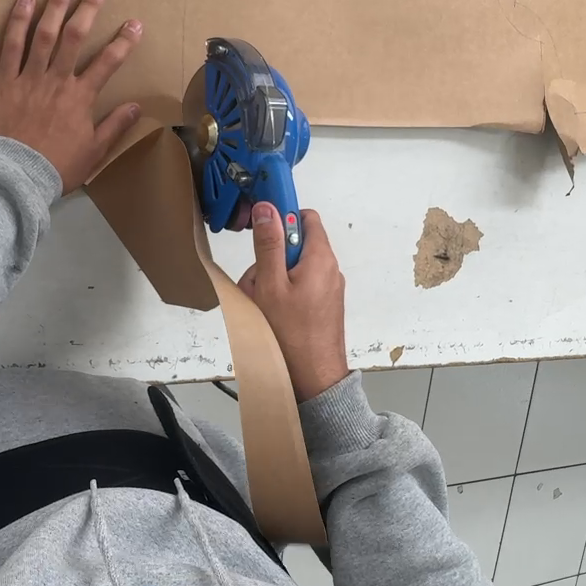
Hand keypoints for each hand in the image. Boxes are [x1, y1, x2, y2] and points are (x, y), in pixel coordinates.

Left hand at [0, 0, 143, 192]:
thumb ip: (114, 126)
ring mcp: (29, 77)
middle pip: (75, 38)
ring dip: (56, 6)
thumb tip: (135, 107)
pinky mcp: (3, 80)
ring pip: (45, 34)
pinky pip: (11, 45)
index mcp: (80, 98)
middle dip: (88, 10)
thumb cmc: (55, 167)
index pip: (107, 63)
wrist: (15, 175)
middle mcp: (57, 80)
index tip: (134, 25)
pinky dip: (18, 21)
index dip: (123, 42)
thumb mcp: (93, 152)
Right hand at [238, 204, 348, 400]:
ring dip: (269, 282)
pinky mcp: (322, 306)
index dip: (282, 219)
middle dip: (268, 260)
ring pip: (290, 270)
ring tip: (260, 306)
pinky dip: (280, 296)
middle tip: (257, 284)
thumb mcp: (271, 285)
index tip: (260, 233)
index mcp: (320, 257)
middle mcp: (329, 268)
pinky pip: (296, 289)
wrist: (314, 379)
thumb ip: (268, 245)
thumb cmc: (290, 331)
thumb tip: (267, 207)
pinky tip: (269, 316)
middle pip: (293, 246)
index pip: (304, 218)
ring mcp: (327, 289)